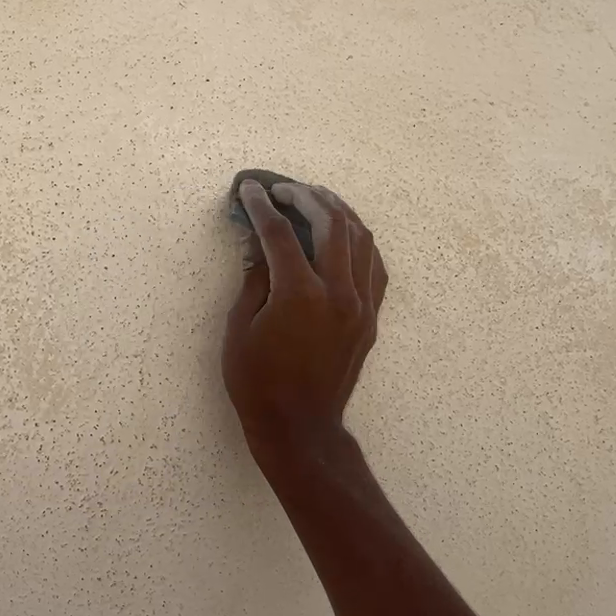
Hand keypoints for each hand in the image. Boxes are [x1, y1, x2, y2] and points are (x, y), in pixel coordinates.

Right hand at [223, 181, 387, 447]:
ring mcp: (361, 305)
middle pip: (330, 224)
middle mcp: (338, 292)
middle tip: (283, 188)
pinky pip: (375, 266)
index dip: (261, 206)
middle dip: (305, 196)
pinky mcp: (371, 318)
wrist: (300, 427)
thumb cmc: (257, 382)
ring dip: (338, 211)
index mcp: (299, 294)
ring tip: (316, 198)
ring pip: (362, 239)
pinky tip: (344, 234)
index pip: (279, 233)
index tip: (249, 189)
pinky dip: (360, 241)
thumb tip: (256, 242)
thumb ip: (253, 278)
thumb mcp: (239, 327)